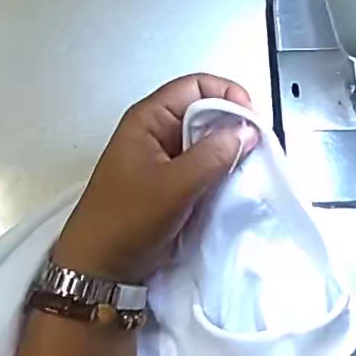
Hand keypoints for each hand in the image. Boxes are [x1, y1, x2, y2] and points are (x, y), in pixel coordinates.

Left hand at [51, 74, 257, 282]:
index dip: (227, 94)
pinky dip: (223, 166)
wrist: (98, 268)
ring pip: (208, 137)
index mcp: (149, 119)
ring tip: (250, 162)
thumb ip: (213, 155)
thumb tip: (248, 131)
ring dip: (230, 147)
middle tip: (257, 143)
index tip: (252, 119)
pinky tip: (236, 178)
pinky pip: (205, 161)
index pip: (196, 86)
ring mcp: (166, 156)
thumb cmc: (126, 220)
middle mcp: (158, 130)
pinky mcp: (174, 179)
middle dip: (233, 122)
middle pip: (205, 109)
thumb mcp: (173, 186)